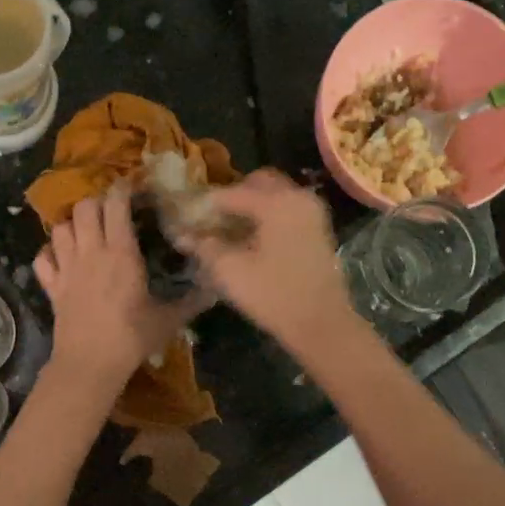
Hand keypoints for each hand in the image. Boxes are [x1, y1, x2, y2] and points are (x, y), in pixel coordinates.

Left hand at [34, 186, 211, 393]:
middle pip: (83, 207)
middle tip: (109, 213)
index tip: (131, 188)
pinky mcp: (51, 287)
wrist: (90, 363)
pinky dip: (48, 253)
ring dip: (71, 225)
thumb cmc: (131, 338)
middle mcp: (90, 252)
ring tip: (84, 233)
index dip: (122, 189)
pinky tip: (60, 258)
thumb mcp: (167, 320)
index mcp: (121, 252)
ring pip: (59, 227)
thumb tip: (216, 291)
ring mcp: (66, 268)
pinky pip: (41, 258)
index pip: (116, 204)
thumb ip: (191, 303)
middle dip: (95, 203)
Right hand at [185, 170, 358, 349]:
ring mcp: (312, 212)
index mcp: (276, 202)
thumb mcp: (230, 271)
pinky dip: (268, 216)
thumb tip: (182, 234)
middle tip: (212, 221)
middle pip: (258, 182)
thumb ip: (204, 246)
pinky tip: (252, 240)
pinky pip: (288, 209)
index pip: (231, 193)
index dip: (205, 205)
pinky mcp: (318, 229)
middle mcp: (297, 196)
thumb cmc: (273, 295)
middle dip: (233, 197)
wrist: (321, 323)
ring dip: (251, 206)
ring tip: (230, 231)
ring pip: (275, 195)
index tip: (187, 218)